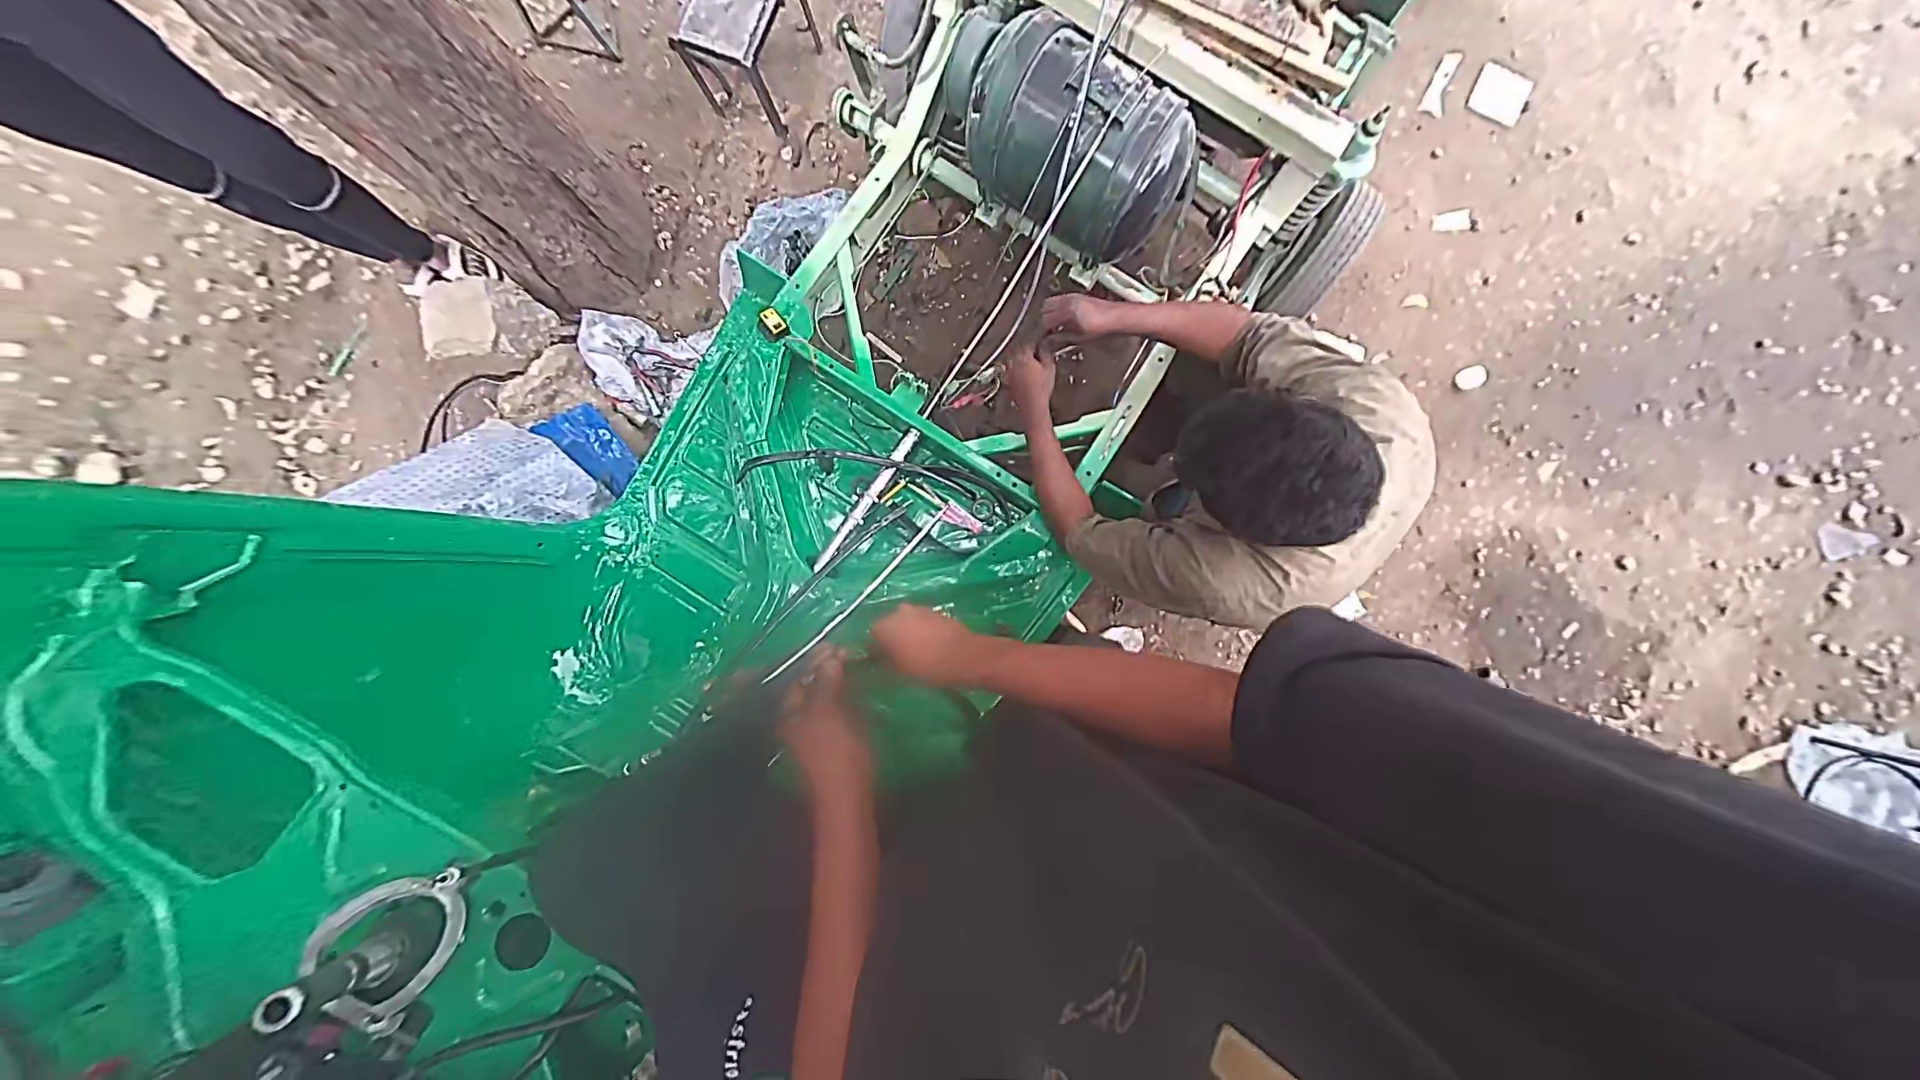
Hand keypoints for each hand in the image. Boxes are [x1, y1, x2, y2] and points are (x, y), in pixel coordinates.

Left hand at [779, 648, 872, 799]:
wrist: (849, 796)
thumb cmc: (835, 750)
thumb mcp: (829, 709)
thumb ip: (825, 680)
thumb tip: (828, 655)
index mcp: (789, 712)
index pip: (797, 677)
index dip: (815, 660)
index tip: (837, 648)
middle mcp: (796, 721)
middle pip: (810, 687)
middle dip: (827, 671)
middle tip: (850, 656)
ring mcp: (814, 733)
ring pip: (825, 700)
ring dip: (839, 685)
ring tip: (859, 671)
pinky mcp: (833, 743)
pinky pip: (838, 713)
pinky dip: (848, 702)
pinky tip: (863, 696)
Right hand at [870, 605, 989, 688]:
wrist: (962, 656)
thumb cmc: (925, 666)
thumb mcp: (898, 670)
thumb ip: (883, 661)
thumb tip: (878, 658)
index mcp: (883, 625)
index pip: (870, 636)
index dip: (874, 651)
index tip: (880, 663)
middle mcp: (898, 612)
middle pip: (888, 625)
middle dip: (890, 638)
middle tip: (897, 657)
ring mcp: (918, 609)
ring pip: (905, 621)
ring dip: (906, 633)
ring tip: (914, 651)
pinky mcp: (935, 611)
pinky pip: (921, 621)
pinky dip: (921, 630)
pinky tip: (928, 644)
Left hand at [1005, 342, 1055, 418]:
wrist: (1032, 406)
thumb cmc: (1041, 388)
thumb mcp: (1049, 367)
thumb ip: (1046, 353)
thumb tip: (1044, 345)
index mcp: (1023, 356)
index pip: (1027, 342)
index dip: (1035, 342)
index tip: (1040, 342)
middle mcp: (1013, 362)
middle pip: (1018, 349)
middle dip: (1026, 349)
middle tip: (1035, 351)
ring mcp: (1008, 371)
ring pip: (1013, 359)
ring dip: (1021, 358)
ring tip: (1031, 362)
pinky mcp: (1007, 380)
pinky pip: (1011, 369)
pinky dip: (1017, 368)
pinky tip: (1025, 373)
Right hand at [1040, 293, 1123, 351]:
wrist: (1116, 317)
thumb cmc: (1102, 327)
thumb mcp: (1080, 338)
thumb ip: (1061, 338)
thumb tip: (1048, 341)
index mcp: (1068, 312)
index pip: (1045, 320)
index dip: (1041, 330)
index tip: (1040, 337)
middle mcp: (1069, 302)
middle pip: (1045, 309)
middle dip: (1042, 320)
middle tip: (1043, 331)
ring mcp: (1072, 297)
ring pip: (1050, 303)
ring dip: (1047, 313)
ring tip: (1051, 325)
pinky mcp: (1076, 296)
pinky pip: (1059, 299)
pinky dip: (1055, 308)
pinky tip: (1060, 318)